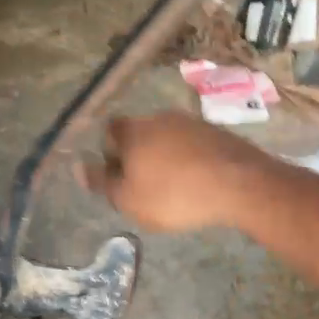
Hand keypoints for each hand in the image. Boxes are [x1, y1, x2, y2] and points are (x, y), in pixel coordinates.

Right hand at [81, 113, 275, 231]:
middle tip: (142, 184)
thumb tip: (78, 166)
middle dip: (138, 155)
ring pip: (168, 138)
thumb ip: (102, 182)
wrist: (241, 185)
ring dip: (165, 157)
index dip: (109, 149)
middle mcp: (161, 118)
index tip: (116, 173)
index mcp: (134, 132)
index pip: (110, 129)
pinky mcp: (219, 133)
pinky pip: (193, 145)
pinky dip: (189, 159)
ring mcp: (193, 122)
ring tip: (172, 186)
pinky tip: (196, 181)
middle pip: (140, 133)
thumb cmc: (173, 195)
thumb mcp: (129, 199)